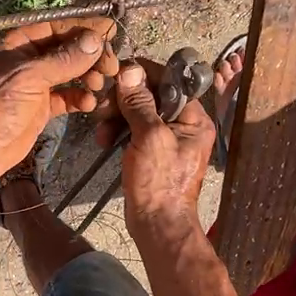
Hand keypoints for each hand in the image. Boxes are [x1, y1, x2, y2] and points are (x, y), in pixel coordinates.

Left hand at [0, 19, 118, 178]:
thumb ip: (64, 59)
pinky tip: (89, 103)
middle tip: (109, 66)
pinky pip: (65, 97)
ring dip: (86, 77)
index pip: (54, 27)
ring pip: (67, 74)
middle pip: (64, 49)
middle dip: (88, 56)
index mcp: (14, 43)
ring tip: (99, 85)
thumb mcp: (29, 76)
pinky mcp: (39, 108)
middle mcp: (24, 60)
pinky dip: (78, 98)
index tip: (109, 32)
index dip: (81, 28)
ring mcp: (32, 85)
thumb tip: (95, 40)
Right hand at [99, 57, 216, 240]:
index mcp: (194, 117)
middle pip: (151, 96)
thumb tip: (129, 71)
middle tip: (102, 110)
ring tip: (101, 133)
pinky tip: (105, 141)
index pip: (169, 81)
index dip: (142, 76)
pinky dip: (118, 132)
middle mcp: (184, 124)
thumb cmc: (159, 183)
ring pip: (139, 113)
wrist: (156, 224)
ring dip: (117, 117)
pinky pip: (134, 131)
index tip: (116, 77)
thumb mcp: (150, 137)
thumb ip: (140, 103)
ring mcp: (167, 139)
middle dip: (124, 101)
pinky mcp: (151, 153)